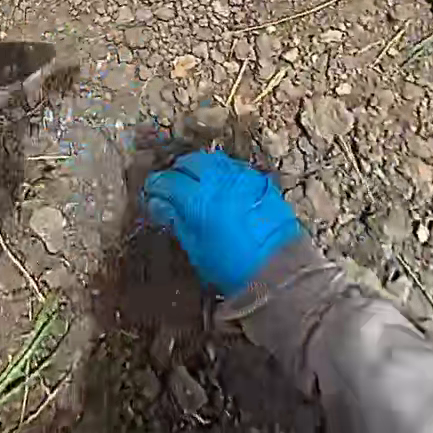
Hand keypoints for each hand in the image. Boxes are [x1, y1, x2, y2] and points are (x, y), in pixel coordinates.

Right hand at [143, 150, 305, 296]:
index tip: (151, 192)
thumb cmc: (233, 268)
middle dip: (177, 171)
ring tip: (193, 184)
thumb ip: (177, 220)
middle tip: (170, 186)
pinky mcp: (257, 178)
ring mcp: (240, 176)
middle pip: (190, 162)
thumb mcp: (197, 249)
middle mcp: (219, 180)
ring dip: (198, 168)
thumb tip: (158, 203)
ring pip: (211, 160)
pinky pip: (230, 167)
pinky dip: (218, 172)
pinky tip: (217, 187)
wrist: (281, 272)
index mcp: (199, 199)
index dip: (156, 185)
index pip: (169, 181)